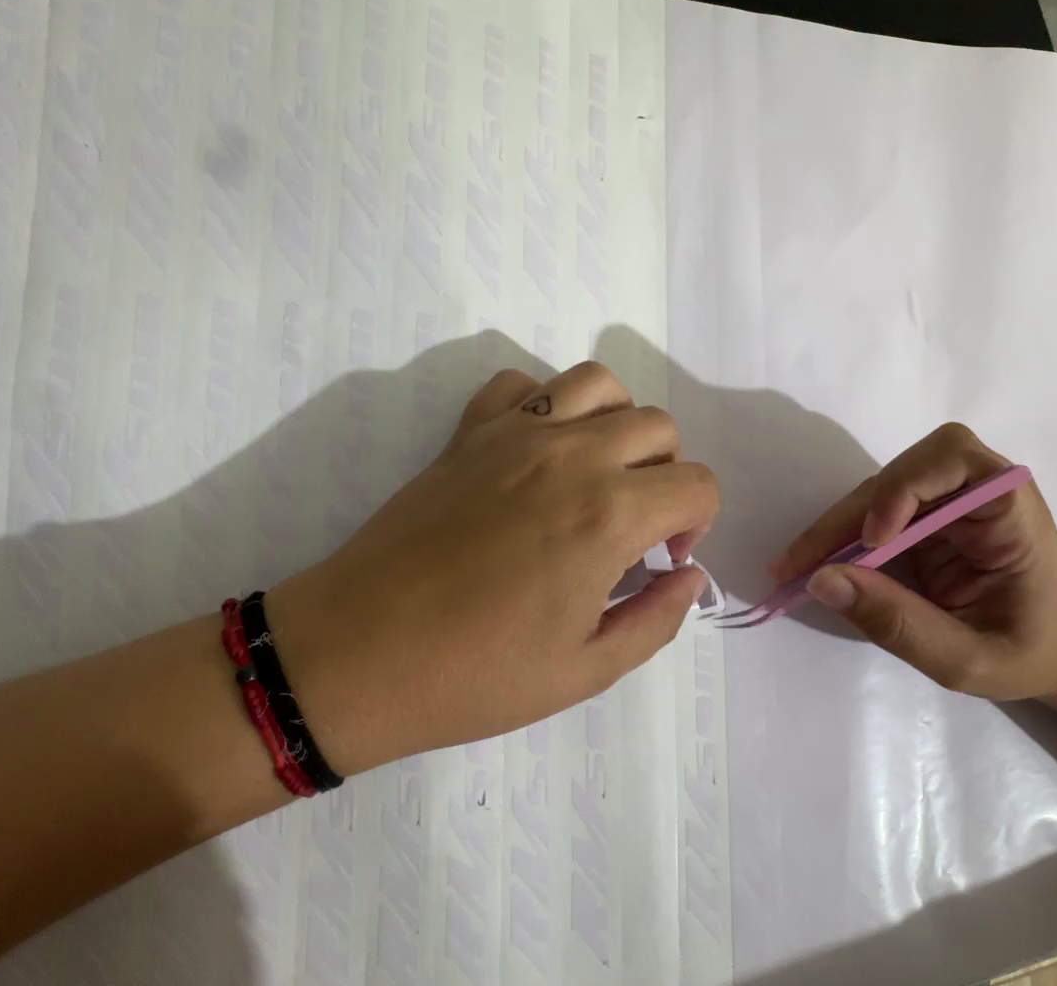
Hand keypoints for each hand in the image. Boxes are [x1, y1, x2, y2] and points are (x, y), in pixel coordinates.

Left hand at [266, 361, 719, 772]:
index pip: (698, 484)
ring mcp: (515, 434)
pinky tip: (537, 453)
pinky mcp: (467, 433)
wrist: (358, 654)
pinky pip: (522, 385)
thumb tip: (689, 577)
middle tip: (634, 525)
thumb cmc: (476, 674)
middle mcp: (572, 456)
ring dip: (618, 423)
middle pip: (659, 426)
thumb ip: (657, 620)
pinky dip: (545, 405)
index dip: (696, 523)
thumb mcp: (587, 670)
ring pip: (599, 383)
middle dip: (666, 474)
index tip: (660, 561)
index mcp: (609, 515)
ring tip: (597, 473)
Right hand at [772, 423, 1056, 701]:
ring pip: (879, 489)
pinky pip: (874, 511)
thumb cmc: (1026, 654)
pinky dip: (841, 536)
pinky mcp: (925, 517)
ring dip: (837, 525)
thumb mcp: (966, 659)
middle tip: (800, 565)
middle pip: (902, 471)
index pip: (953, 459)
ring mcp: (948, 500)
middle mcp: (977, 490)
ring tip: (795, 569)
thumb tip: (823, 581)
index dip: (905, 487)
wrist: (1050, 652)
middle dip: (849, 515)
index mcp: (1009, 510)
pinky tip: (816, 564)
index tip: (875, 542)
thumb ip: (900, 623)